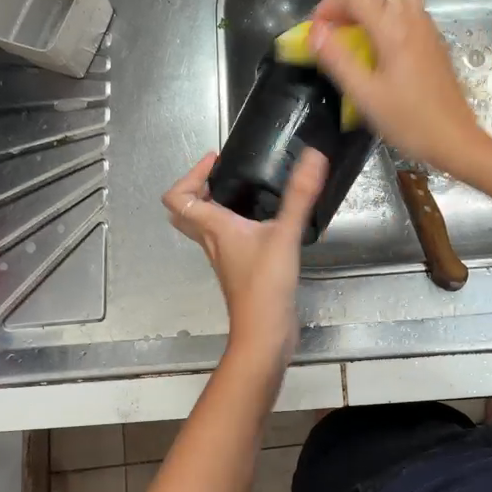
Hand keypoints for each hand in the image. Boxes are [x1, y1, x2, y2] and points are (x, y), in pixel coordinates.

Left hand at [162, 149, 327, 363]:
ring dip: (213, 205)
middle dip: (197, 188)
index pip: (178, 197)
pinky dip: (232, 224)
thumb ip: (300, 196)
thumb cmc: (266, 284)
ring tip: (242, 191)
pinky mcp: (238, 269)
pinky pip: (224, 239)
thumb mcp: (285, 234)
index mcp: (213, 228)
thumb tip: (314, 157)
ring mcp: (223, 257)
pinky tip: (260, 222)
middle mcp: (211, 241)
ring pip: (203, 226)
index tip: (217, 161)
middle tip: (223, 175)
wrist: (264, 334)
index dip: (190, 173)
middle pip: (185, 212)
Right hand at [307, 0, 486, 171]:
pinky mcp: (434, 39)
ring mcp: (427, 27)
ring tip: (358, 28)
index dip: (330, 3)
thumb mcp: (365, 96)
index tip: (318, 29)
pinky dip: (390, 9)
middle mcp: (412, 20)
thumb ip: (338, 59)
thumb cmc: (408, 122)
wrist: (454, 139)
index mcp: (392, 31)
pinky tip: (381, 40)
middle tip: (337, 26)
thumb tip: (315, 32)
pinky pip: (411, 6)